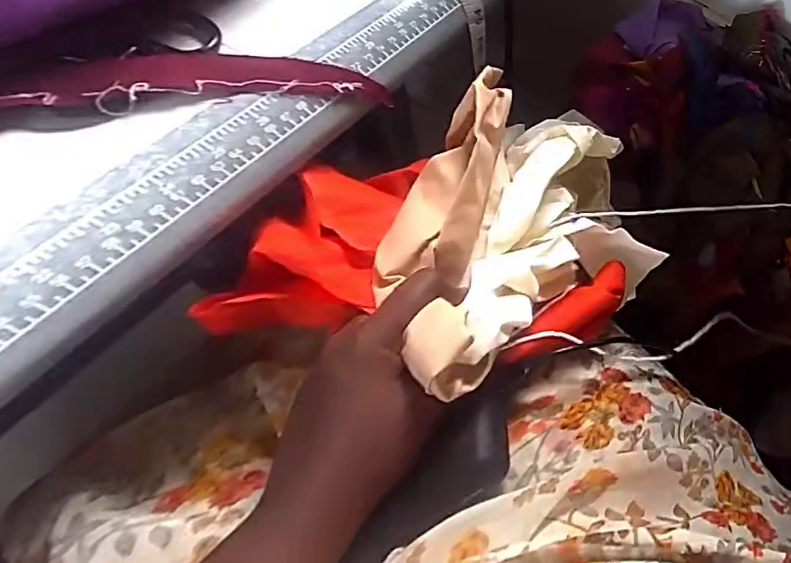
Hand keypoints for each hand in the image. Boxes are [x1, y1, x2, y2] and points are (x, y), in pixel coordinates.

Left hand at [257, 270, 450, 521]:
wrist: (307, 506)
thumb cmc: (373, 454)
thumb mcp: (425, 414)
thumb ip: (455, 374)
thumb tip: (483, 350)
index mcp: (372, 336)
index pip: (417, 286)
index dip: (448, 285)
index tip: (469, 297)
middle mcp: (345, 335)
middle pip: (395, 307)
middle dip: (424, 315)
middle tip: (448, 334)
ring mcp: (325, 355)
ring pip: (375, 328)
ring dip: (399, 336)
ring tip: (420, 359)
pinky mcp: (315, 377)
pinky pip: (356, 349)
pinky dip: (377, 354)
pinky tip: (385, 384)